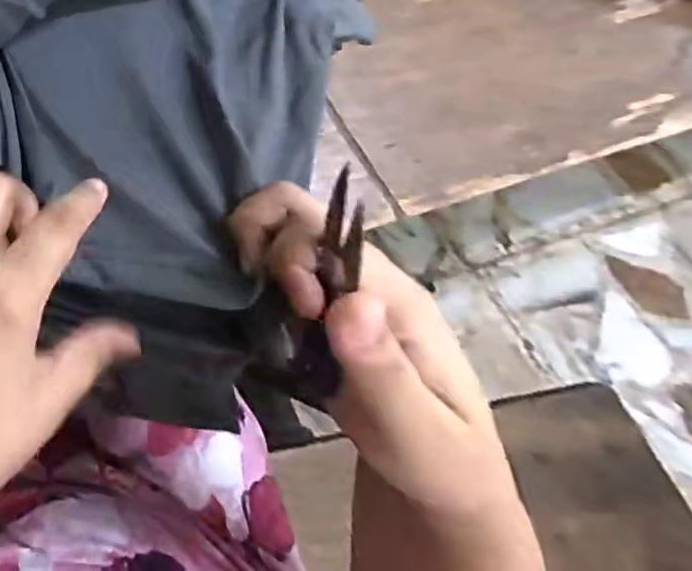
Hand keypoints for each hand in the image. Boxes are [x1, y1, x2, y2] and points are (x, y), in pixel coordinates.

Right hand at [231, 183, 542, 570]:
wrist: (439, 482)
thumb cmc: (438, 461)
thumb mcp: (421, 434)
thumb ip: (385, 370)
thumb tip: (351, 300)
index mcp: (392, 292)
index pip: (323, 228)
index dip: (291, 255)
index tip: (296, 312)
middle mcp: (363, 274)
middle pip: (294, 209)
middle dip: (257, 235)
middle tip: (257, 291)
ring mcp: (340, 286)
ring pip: (278, 226)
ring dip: (252, 249)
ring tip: (254, 299)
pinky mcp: (318, 304)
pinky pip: (273, 259)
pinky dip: (253, 269)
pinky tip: (257, 309)